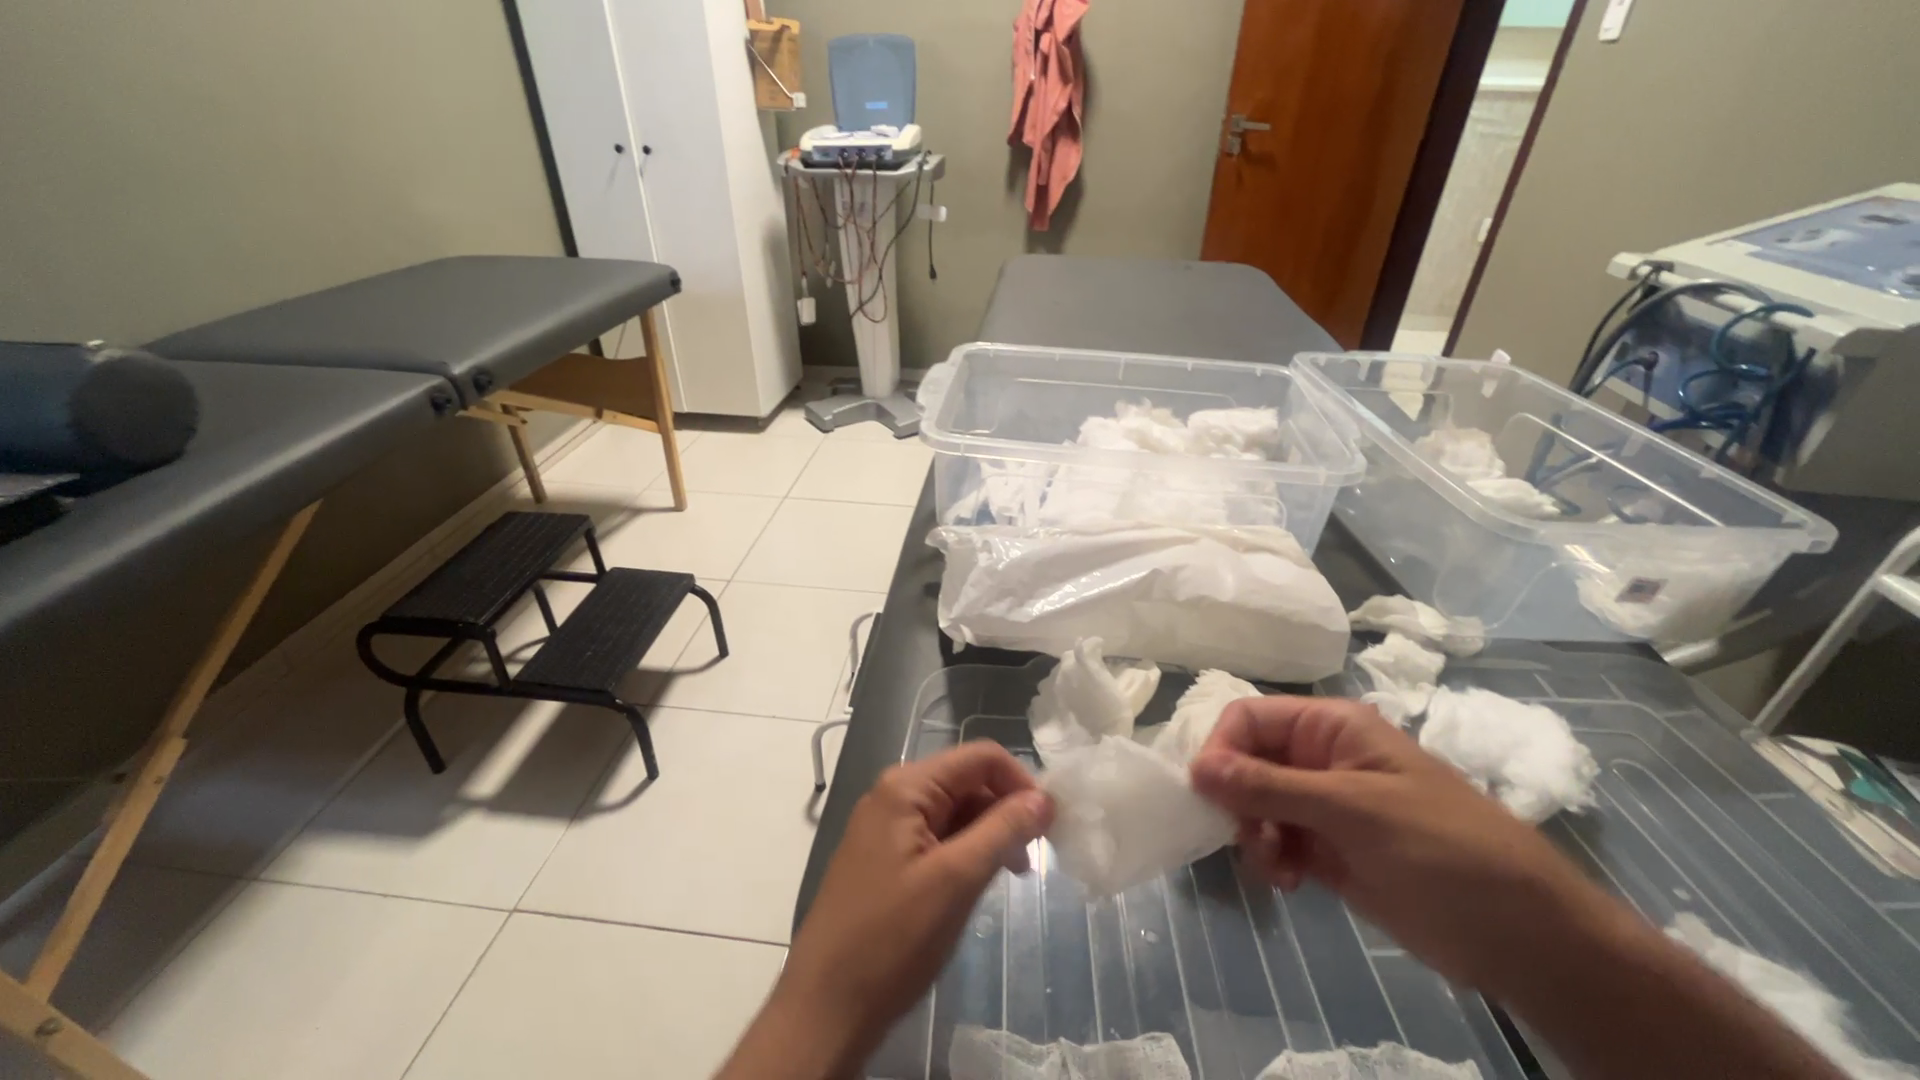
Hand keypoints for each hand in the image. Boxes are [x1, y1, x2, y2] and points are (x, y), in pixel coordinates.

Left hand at [718, 743, 1053, 1079]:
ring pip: (954, 812)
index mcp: (906, 787)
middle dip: (1006, 810)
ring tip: (1014, 874)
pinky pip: (937, 838)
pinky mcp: (885, 859)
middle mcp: (893, 795)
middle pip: (967, 782)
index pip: (980, 757)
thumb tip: (1045, 798)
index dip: (1021, 782)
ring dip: (989, 834)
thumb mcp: (956, 880)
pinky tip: (979, 883)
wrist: (826, 1005)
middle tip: (1036, 856)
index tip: (1051, 824)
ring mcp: (886, 828)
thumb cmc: (892, 938)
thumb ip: (1002, 831)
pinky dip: (966, 852)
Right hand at [1188, 695, 1606, 994]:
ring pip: (1256, 806)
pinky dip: (1270, 859)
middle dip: (1237, 799)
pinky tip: (1288, 882)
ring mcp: (1326, 808)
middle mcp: (1322, 760)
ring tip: (1276, 868)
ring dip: (1252, 834)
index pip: (1251, 718)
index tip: (1207, 794)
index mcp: (1333, 729)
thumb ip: (1270, 787)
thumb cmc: (1442, 848)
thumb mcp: (1354, 809)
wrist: (1519, 933)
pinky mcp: (1330, 851)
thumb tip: (1196, 767)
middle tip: (1248, 840)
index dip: (1221, 749)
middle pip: (1247, 762)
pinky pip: (1276, 842)